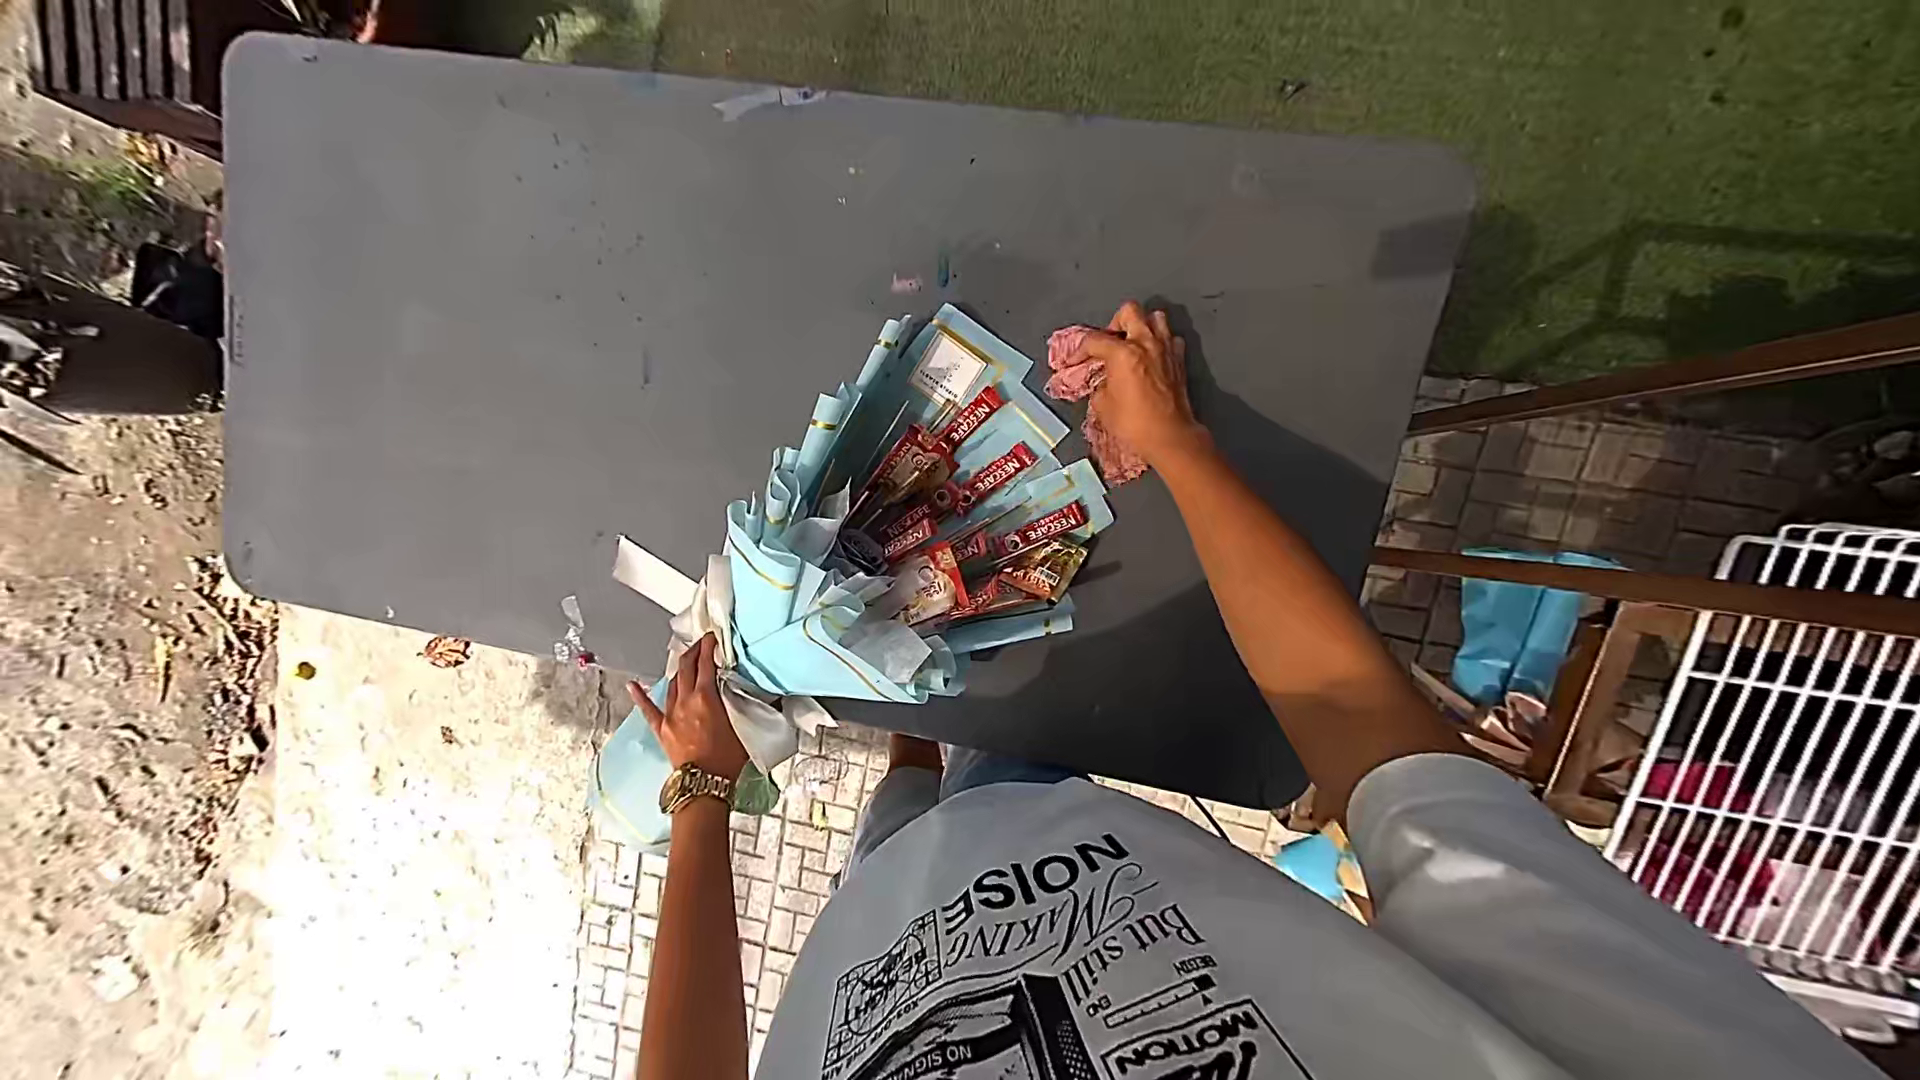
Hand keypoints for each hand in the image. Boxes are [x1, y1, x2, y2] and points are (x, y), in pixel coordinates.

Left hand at [628, 633, 748, 779]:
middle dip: (694, 652)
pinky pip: (649, 709)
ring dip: (680, 670)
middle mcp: (685, 701)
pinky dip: (641, 696)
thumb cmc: (728, 757)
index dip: (709, 647)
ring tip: (687, 662)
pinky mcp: (662, 729)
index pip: (706, 663)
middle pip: (686, 668)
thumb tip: (763, 694)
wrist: (704, 783)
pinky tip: (633, 685)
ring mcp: (670, 714)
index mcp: (706, 697)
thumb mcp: (742, 725)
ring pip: (672, 684)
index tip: (713, 637)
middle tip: (702, 645)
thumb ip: (744, 705)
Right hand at [1079, 301, 1208, 465]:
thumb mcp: (1103, 406)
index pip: (1094, 340)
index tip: (1074, 361)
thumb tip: (1103, 382)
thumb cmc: (1133, 423)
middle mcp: (1145, 343)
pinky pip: (1169, 338)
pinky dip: (1159, 342)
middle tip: (1109, 343)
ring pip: (1154, 317)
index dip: (1079, 350)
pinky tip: (1151, 357)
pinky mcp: (1179, 359)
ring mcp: (1165, 348)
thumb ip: (1099, 385)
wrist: (1168, 435)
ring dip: (1141, 326)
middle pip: (1128, 312)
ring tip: (1132, 344)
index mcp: (1122, 353)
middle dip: (1114, 324)